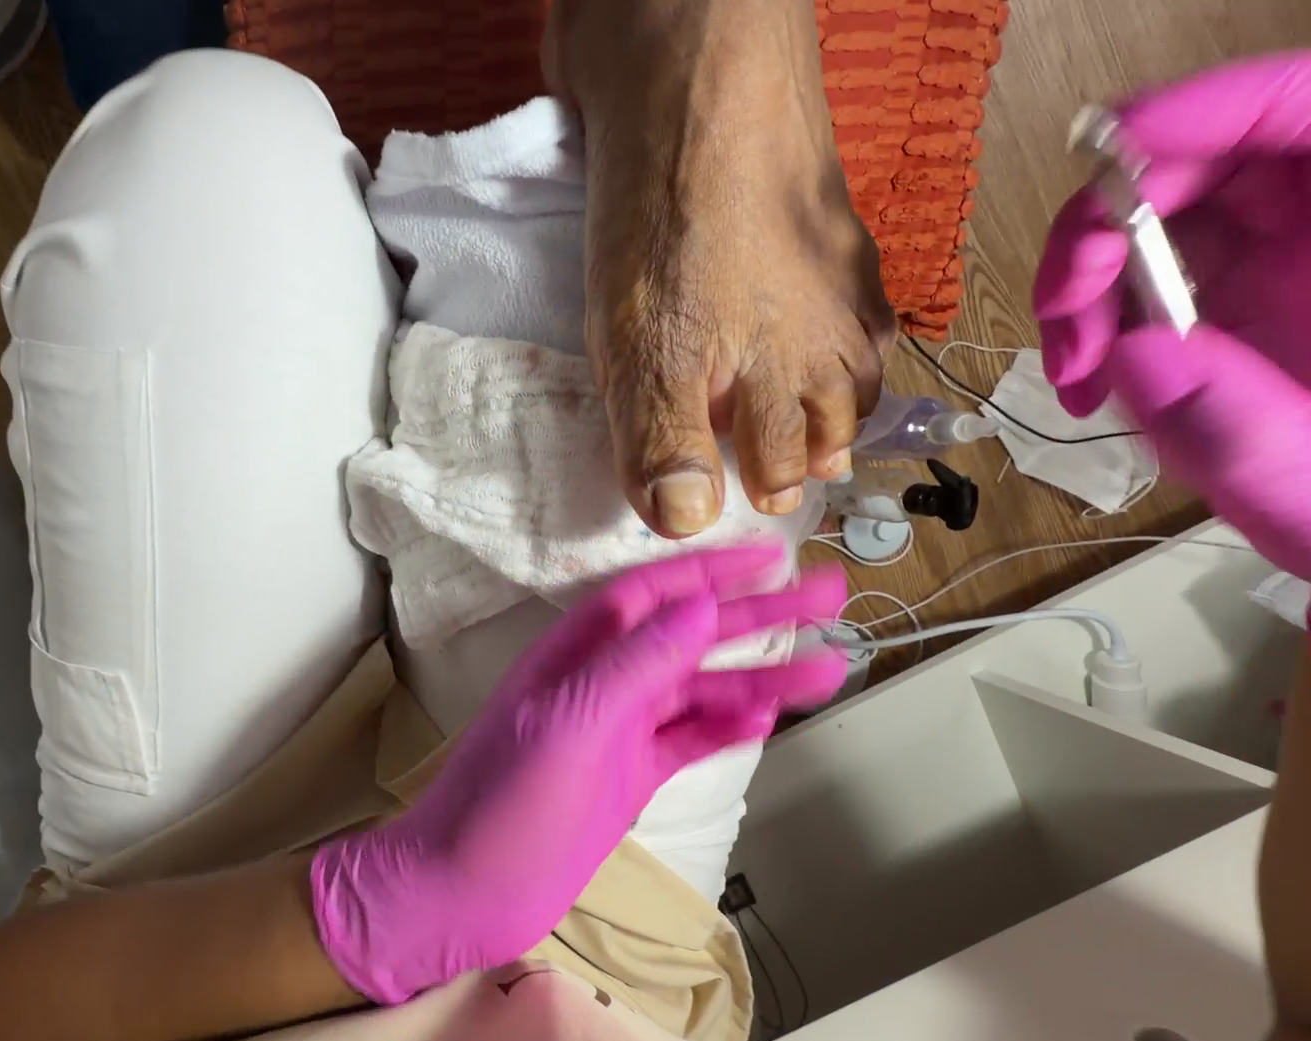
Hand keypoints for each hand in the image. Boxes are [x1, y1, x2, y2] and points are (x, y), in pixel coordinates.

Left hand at [310, 546, 846, 1002]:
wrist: (464, 890)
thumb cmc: (503, 802)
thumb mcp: (568, 724)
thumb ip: (632, 665)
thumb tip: (699, 606)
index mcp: (573, 656)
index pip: (648, 595)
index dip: (707, 570)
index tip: (769, 552)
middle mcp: (598, 683)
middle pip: (686, 637)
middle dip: (753, 615)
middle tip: (828, 596)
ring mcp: (616, 732)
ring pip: (698, 691)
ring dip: (759, 676)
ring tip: (830, 664)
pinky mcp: (629, 776)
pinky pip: (688, 740)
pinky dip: (728, 727)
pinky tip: (771, 714)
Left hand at [545, 0, 893, 536]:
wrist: (698, 73)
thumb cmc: (667, 222)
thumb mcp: (641, 347)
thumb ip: (664, 434)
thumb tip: (685, 525)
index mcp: (787, 369)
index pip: (786, 457)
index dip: (764, 487)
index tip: (749, 510)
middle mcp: (827, 328)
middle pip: (826, 414)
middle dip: (801, 454)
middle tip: (779, 479)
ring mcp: (834, 268)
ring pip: (843, 358)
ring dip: (823, 400)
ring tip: (802, 430)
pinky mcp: (820, 217)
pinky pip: (842, 295)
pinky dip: (835, 331)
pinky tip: (825, 334)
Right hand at [1033, 52, 1310, 577]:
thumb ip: (1236, 428)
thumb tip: (1131, 353)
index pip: (1296, 109)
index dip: (1193, 115)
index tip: (1100, 166)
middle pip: (1197, 170)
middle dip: (1100, 234)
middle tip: (1062, 314)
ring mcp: (1281, 266)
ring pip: (1152, 227)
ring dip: (1082, 292)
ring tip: (1072, 373)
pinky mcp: (1233, 302)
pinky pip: (1143, 281)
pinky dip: (1090, 325)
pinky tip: (1086, 380)